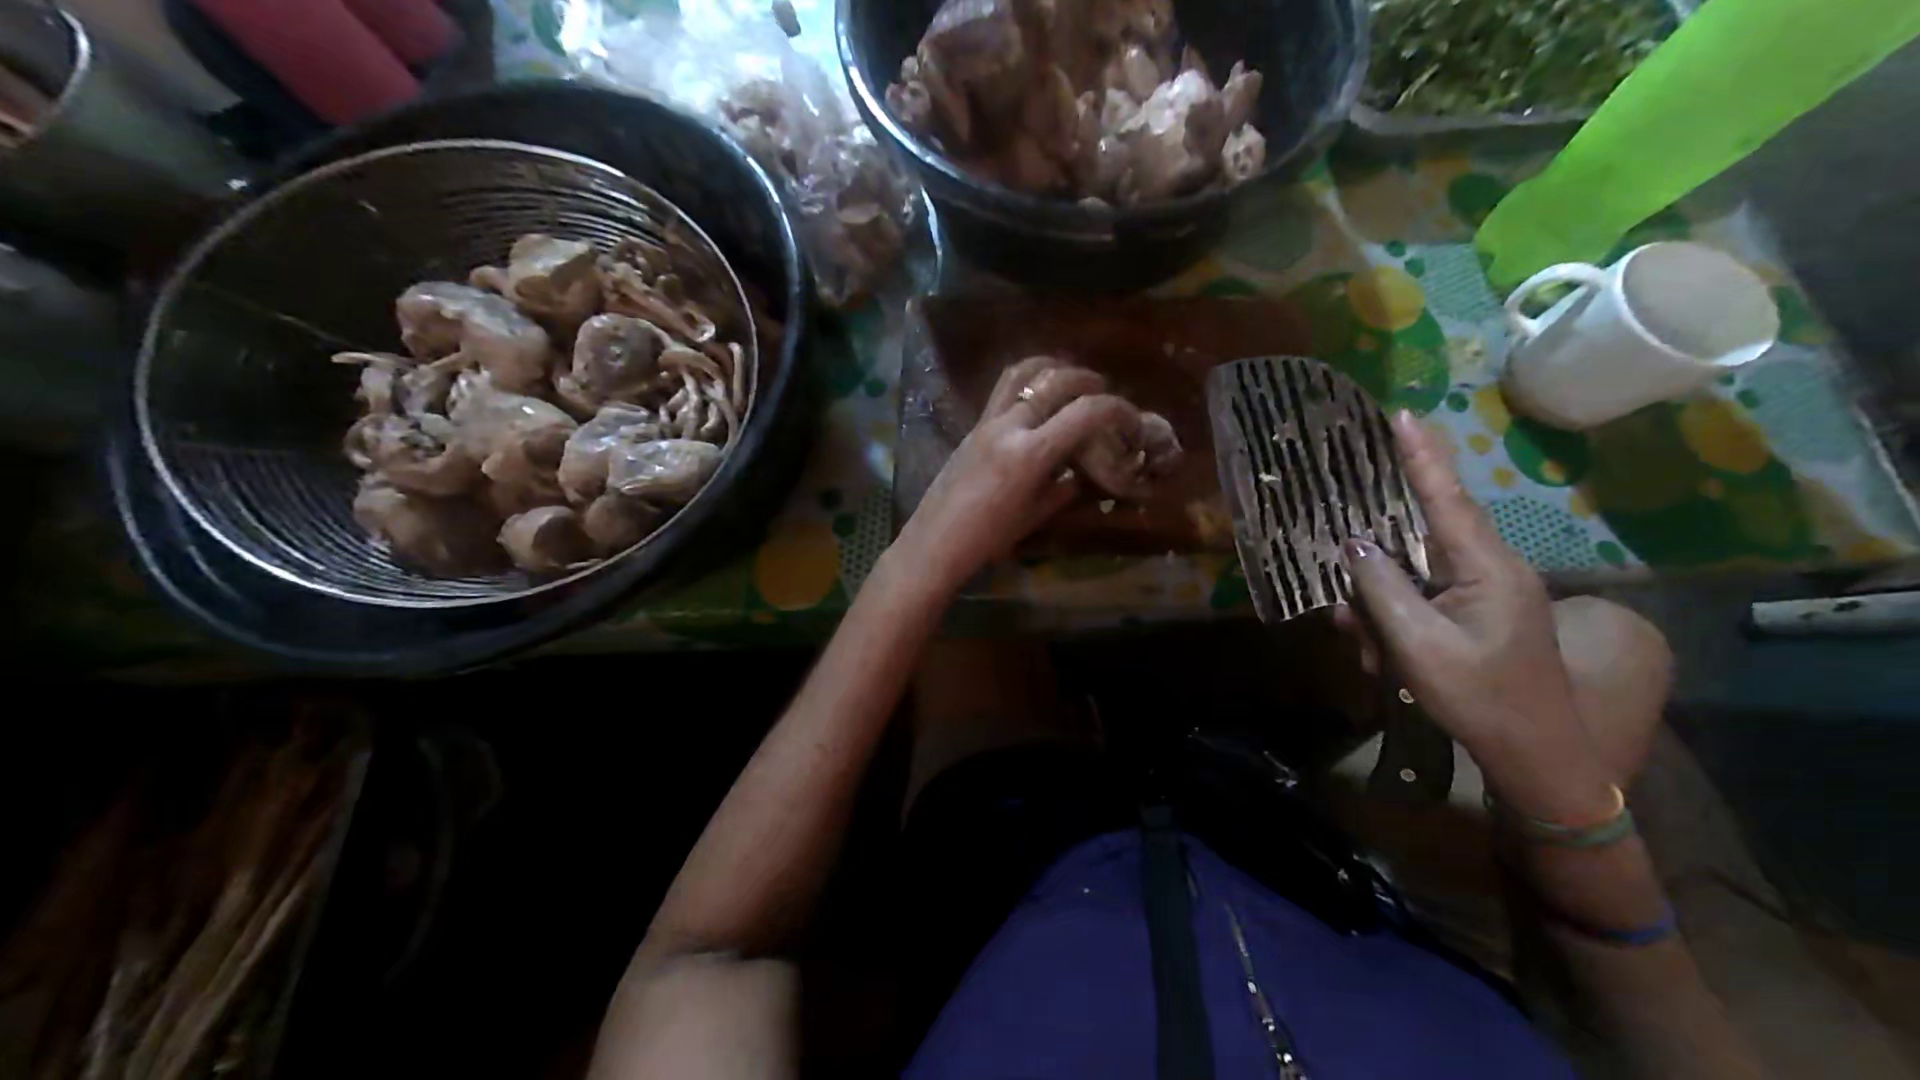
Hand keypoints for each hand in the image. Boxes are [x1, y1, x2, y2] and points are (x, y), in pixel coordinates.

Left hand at [891, 357, 1136, 594]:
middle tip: (1106, 393)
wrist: (935, 541)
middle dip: (1090, 381)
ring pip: (1024, 372)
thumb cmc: (989, 539)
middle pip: (1057, 380)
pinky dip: (1028, 380)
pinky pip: (1003, 388)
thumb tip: (1083, 469)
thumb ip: (1064, 486)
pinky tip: (1040, 395)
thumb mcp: (1035, 514)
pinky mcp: (973, 425)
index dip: (1117, 408)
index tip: (1131, 418)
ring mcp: (987, 421)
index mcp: (1030, 454)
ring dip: (1055, 368)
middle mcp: (1009, 426)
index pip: (1085, 412)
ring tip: (1072, 380)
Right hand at [1340, 411, 1616, 822]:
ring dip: (1379, 613)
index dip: (1421, 458)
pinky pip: (1419, 601)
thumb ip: (1382, 590)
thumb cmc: (1480, 697)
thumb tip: (1352, 545)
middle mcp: (1489, 570)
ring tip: (1371, 658)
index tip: (1402, 416)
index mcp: (1487, 569)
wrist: (1537, 755)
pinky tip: (1383, 661)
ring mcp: (1483, 592)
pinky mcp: (1475, 612)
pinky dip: (1393, 626)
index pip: (1446, 500)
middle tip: (1354, 623)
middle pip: (1414, 545)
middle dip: (1374, 580)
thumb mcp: (1418, 646)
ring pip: (1409, 578)